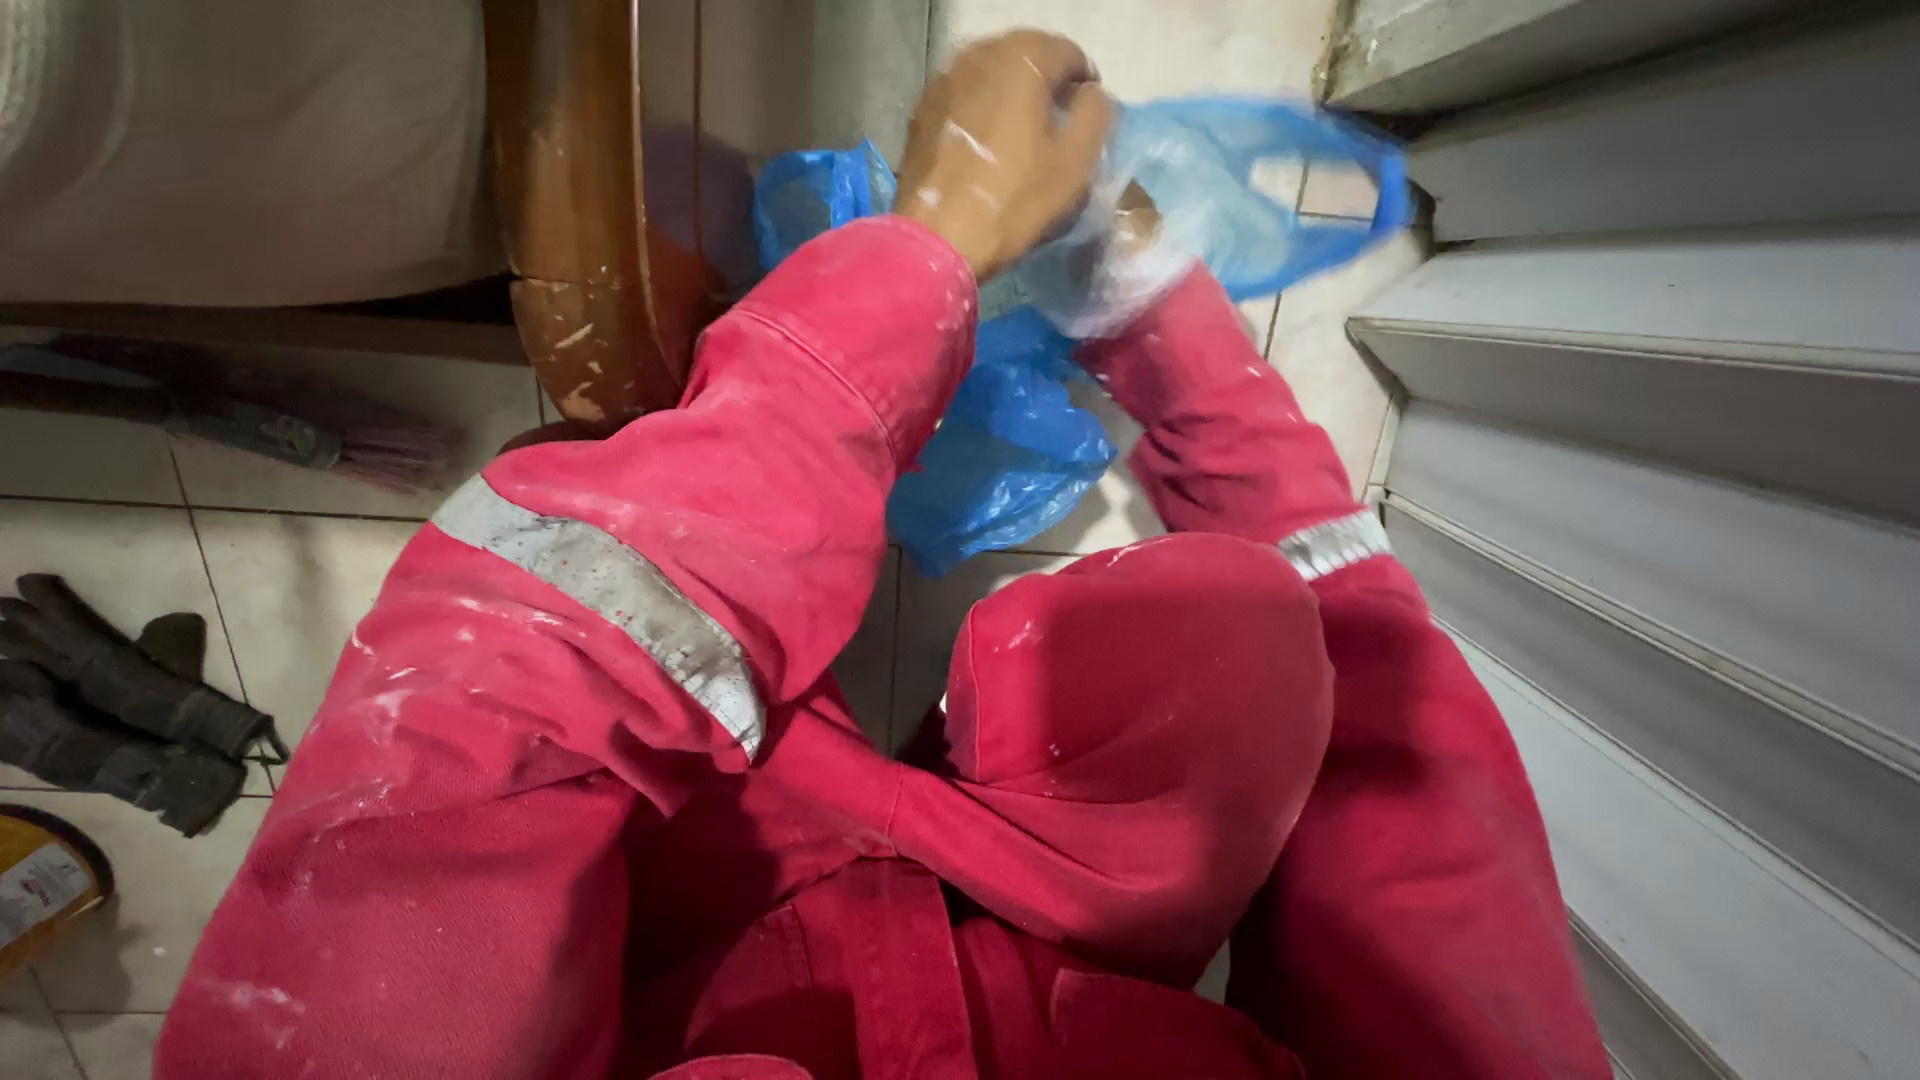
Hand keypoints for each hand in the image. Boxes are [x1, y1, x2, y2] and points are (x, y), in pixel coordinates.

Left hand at [895, 30, 1114, 280]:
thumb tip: (1092, 94)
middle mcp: (979, 54)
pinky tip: (985, 149)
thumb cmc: (1013, 201)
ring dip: (1011, 100)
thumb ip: (1095, 114)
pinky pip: (964, 101)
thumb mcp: (1074, 163)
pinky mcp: (922, 111)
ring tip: (1020, 140)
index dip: (1085, 87)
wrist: (938, 239)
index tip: (1086, 120)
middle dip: (1045, 89)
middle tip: (1055, 130)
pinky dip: (981, 115)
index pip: (1069, 55)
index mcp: (1022, 58)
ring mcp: (945, 80)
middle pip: (1026, 60)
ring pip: (992, 79)